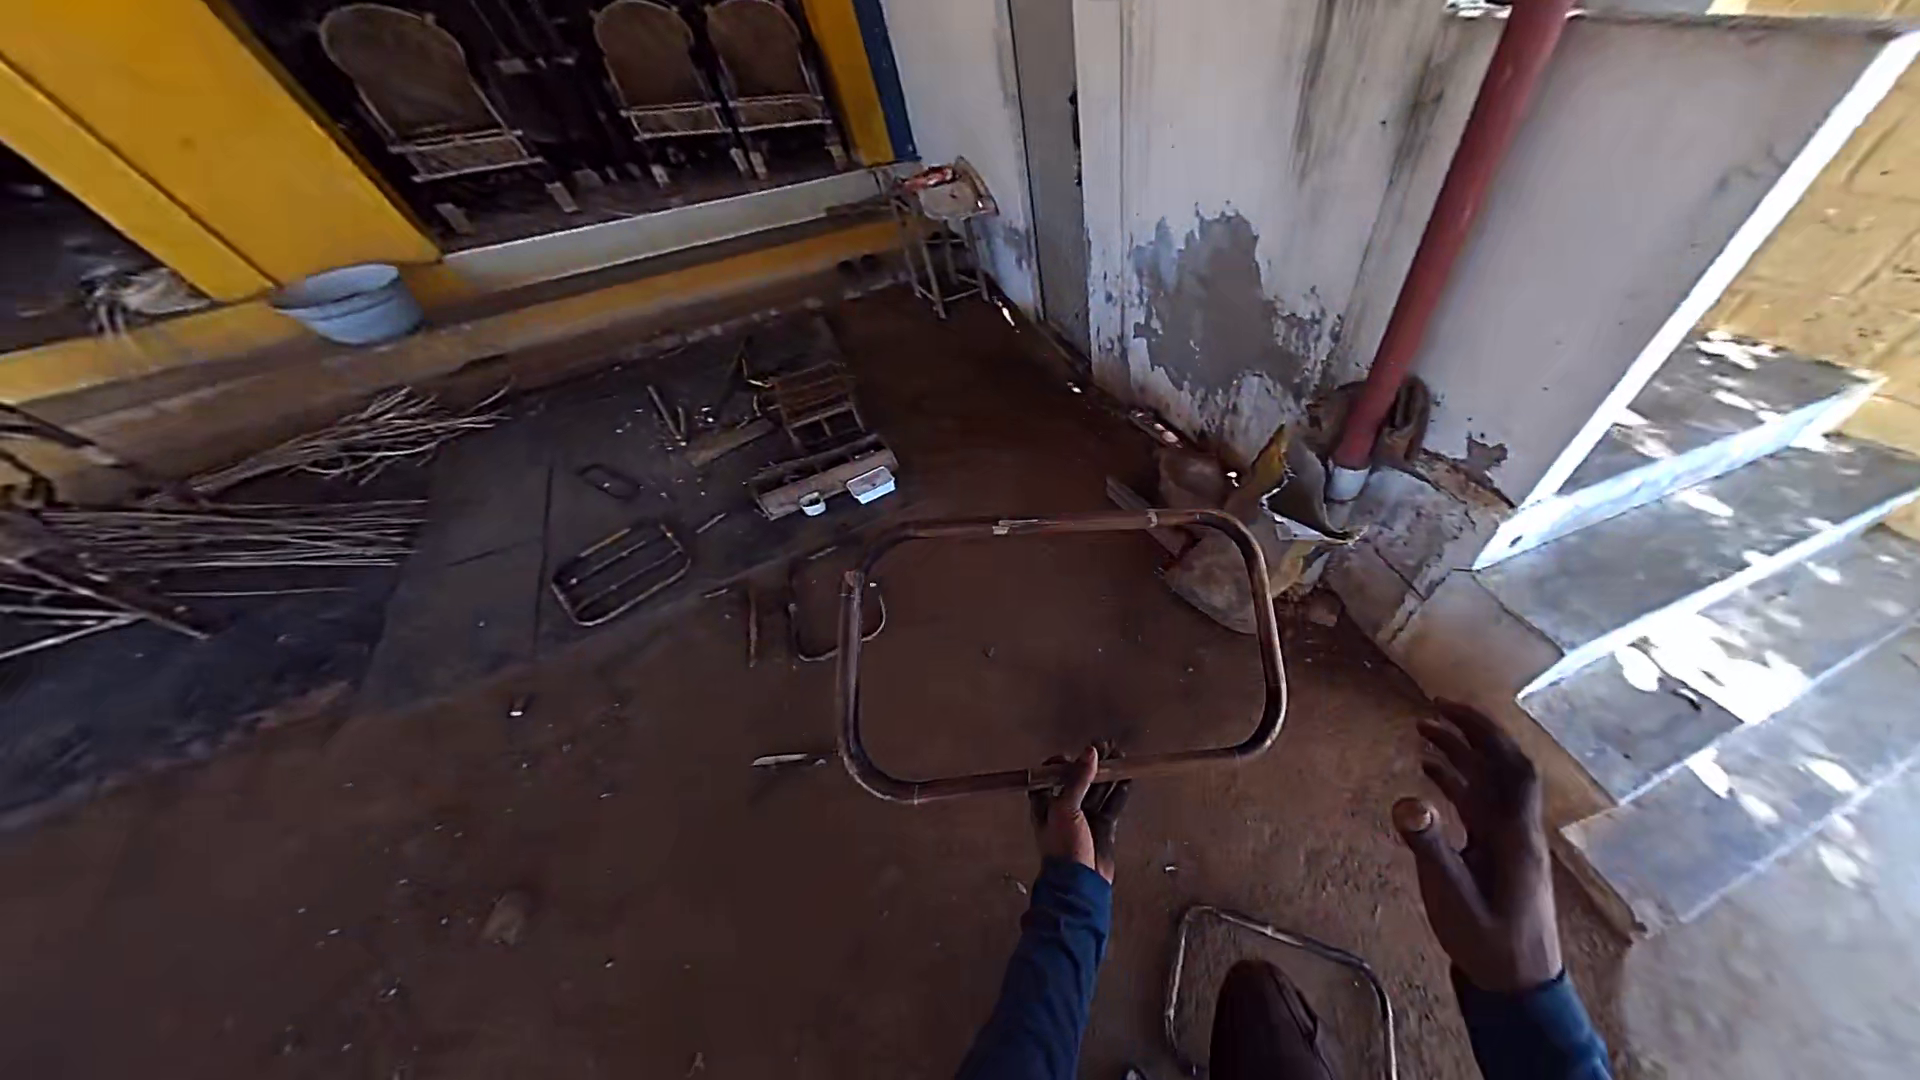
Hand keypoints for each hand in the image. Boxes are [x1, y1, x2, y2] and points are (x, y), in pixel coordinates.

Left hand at [1029, 746, 1130, 882]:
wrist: (1080, 885)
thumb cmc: (1063, 844)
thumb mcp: (1065, 808)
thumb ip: (1078, 779)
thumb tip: (1090, 751)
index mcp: (1045, 803)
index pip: (1050, 776)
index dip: (1061, 764)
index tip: (1075, 755)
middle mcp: (1064, 808)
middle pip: (1078, 780)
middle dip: (1092, 764)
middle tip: (1107, 746)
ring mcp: (1084, 818)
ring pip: (1097, 790)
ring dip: (1108, 774)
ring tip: (1121, 756)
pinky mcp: (1102, 828)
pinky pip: (1111, 804)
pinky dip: (1119, 792)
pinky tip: (1127, 778)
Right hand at [1393, 701, 1562, 992]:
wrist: (1516, 983)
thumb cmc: (1486, 939)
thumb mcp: (1452, 894)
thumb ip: (1430, 847)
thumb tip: (1406, 800)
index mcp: (1514, 834)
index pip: (1511, 769)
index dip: (1484, 732)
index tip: (1448, 706)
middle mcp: (1516, 829)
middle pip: (1503, 767)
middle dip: (1473, 732)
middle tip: (1433, 706)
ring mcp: (1506, 839)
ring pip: (1488, 782)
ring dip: (1461, 751)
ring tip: (1423, 728)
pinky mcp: (1494, 849)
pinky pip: (1477, 801)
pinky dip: (1454, 777)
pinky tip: (1428, 769)